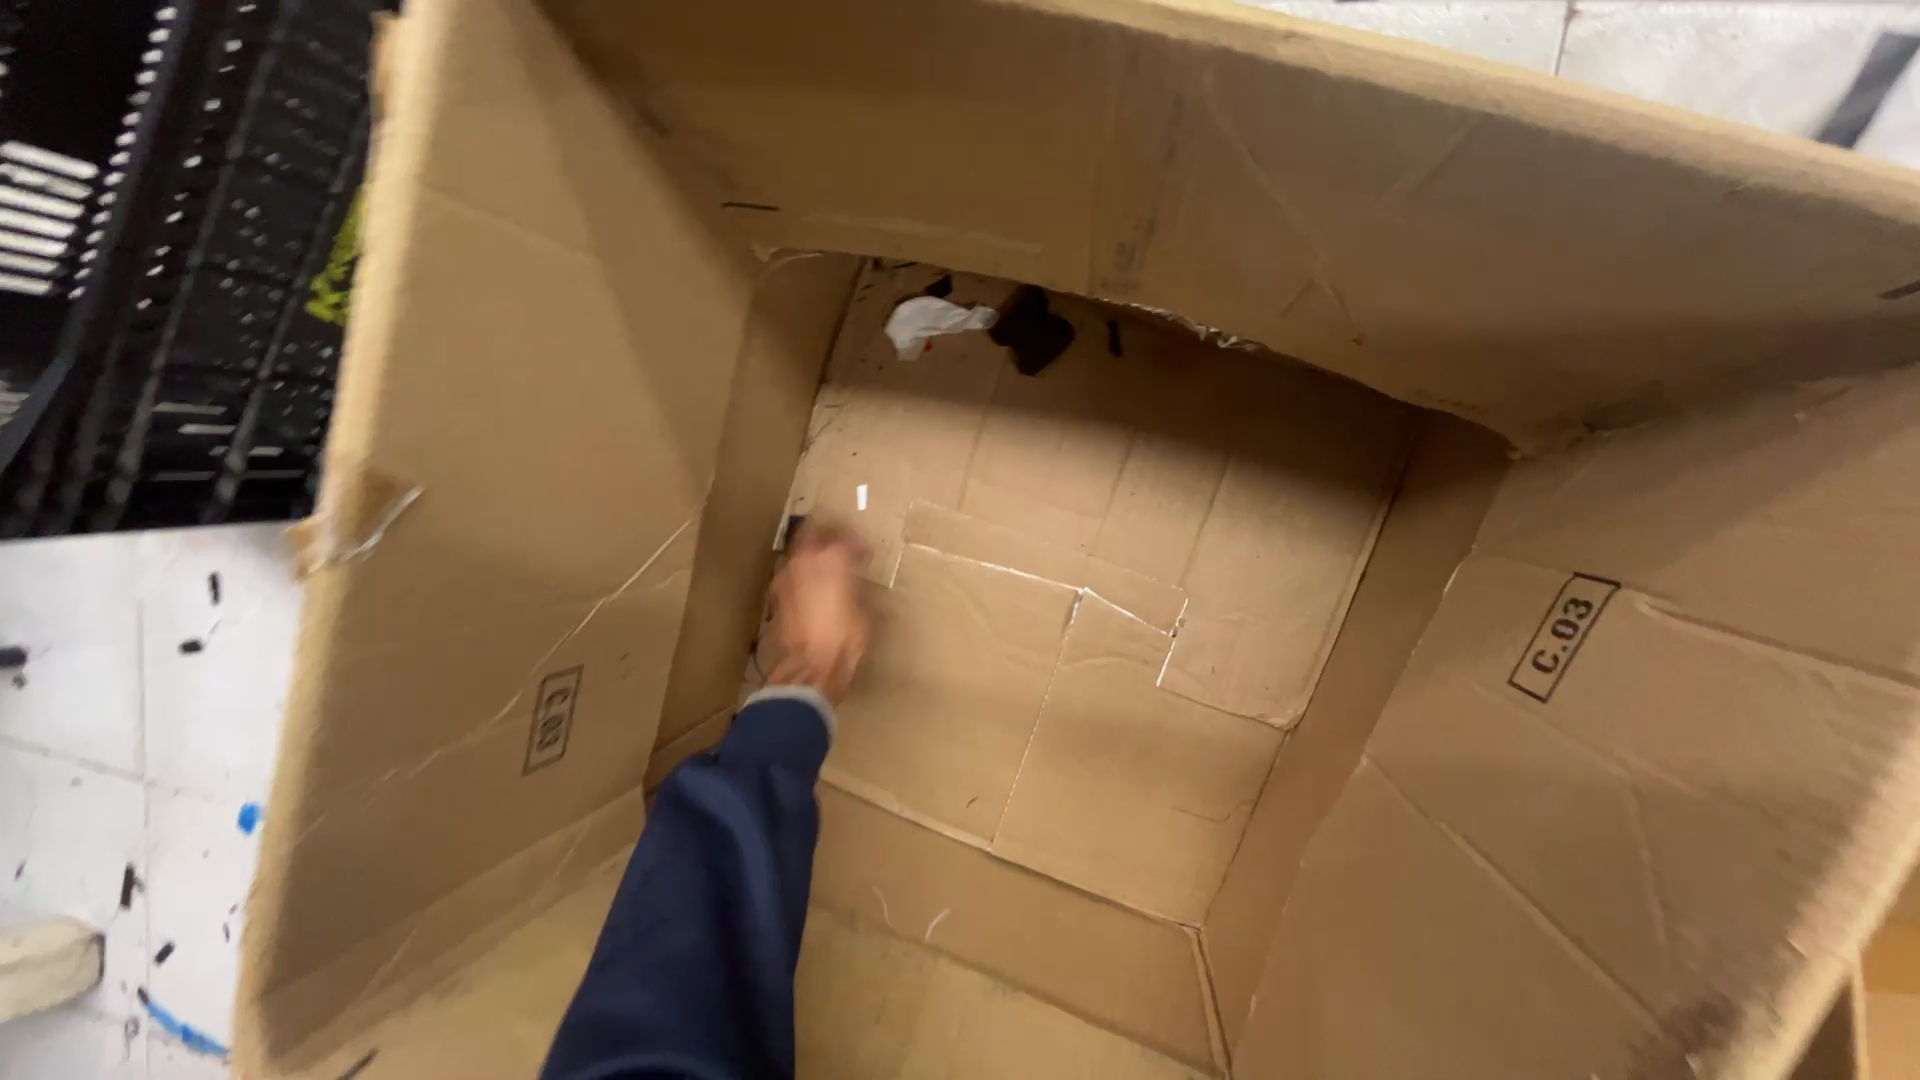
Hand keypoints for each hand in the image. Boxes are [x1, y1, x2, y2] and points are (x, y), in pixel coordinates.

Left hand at [765, 522, 870, 703]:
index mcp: (833, 560)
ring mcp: (787, 577)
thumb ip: (856, 587)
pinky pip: (792, 574)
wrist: (810, 667)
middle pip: (813, 533)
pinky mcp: (776, 596)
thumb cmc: (845, 640)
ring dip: (811, 553)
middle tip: (840, 542)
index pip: (847, 539)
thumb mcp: (864, 612)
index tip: (866, 551)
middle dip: (827, 534)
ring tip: (824, 562)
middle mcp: (805, 561)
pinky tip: (812, 585)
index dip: (858, 544)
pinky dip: (802, 574)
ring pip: (799, 552)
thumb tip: (855, 581)